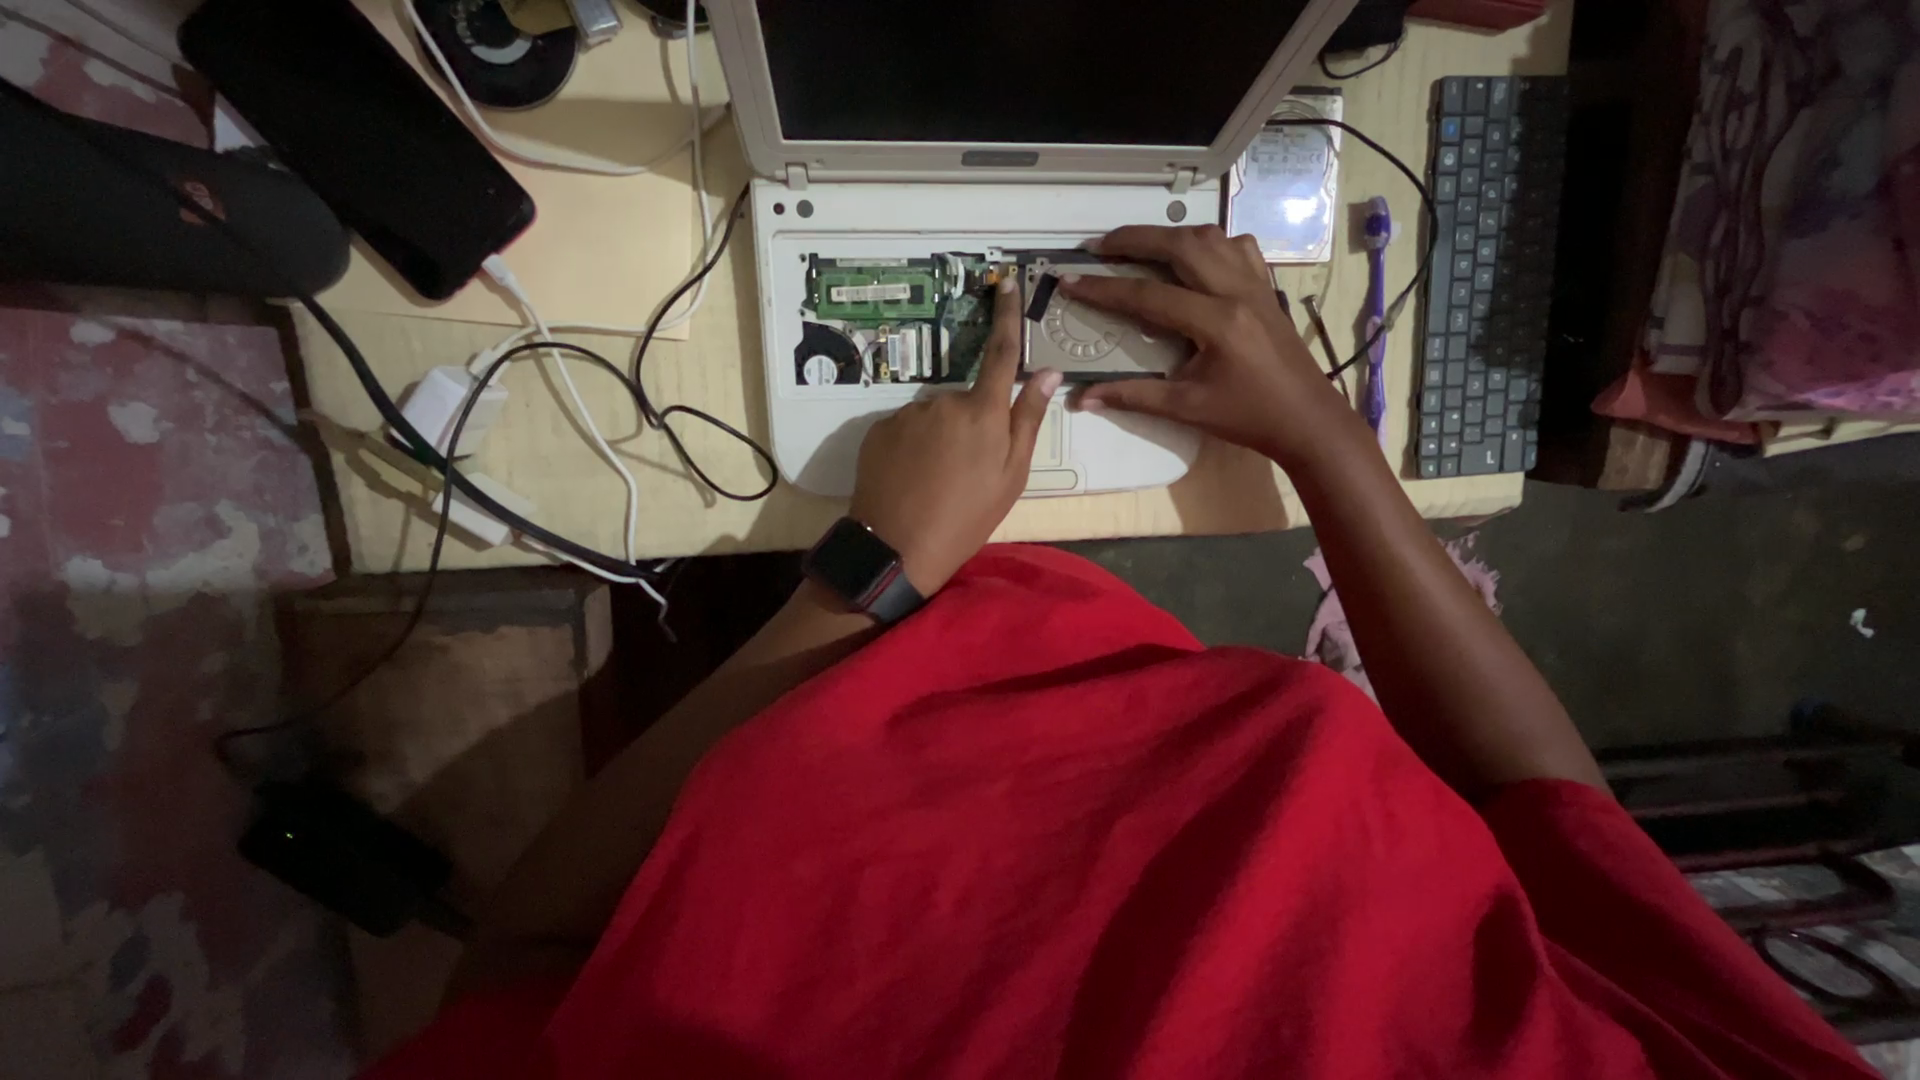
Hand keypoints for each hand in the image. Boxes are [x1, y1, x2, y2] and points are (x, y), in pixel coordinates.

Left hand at [850, 277, 1062, 593]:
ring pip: (933, 415)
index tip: (1006, 284)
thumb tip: (1048, 373)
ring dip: (939, 437)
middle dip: (970, 424)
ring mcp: (906, 413)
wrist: (897, 547)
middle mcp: (943, 401)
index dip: (1007, 316)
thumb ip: (1027, 420)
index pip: (1002, 353)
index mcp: (982, 412)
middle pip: (965, 400)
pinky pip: (905, 428)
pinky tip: (911, 478)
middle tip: (967, 470)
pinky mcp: (878, 429)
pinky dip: (912, 446)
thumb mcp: (1011, 476)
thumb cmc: (967, 518)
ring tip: (936, 481)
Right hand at [1065, 225, 1366, 469]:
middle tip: (1099, 246)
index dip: (1105, 289)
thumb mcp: (1186, 409)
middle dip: (1135, 239)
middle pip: (1181, 245)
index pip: (1148, 296)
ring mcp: (1256, 285)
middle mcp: (1237, 292)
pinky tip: (1194, 257)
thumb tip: (1082, 398)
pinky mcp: (1267, 288)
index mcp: (1217, 322)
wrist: (1307, 421)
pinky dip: (1210, 242)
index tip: (1070, 281)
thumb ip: (1132, 397)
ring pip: (1212, 237)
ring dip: (1171, 235)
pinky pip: (1239, 248)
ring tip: (1139, 245)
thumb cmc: (1247, 418)